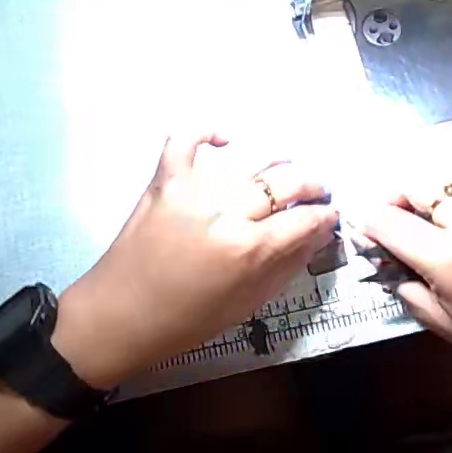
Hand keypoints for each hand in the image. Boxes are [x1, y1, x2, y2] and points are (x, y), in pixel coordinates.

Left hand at [52, 133, 337, 387]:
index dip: (325, 217)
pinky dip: (204, 132)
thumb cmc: (189, 320)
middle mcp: (225, 213)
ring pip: (247, 161)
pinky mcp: (163, 182)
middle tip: (318, 193)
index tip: (331, 216)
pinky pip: (184, 141)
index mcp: (248, 249)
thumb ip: (287, 264)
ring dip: (276, 161)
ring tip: (286, 168)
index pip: (303, 220)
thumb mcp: (248, 302)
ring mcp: (191, 192)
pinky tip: (225, 138)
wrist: (119, 318)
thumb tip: (318, 235)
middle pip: (284, 183)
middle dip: (311, 186)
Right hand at [355, 179, 451, 419]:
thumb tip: (383, 255)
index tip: (365, 222)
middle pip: (421, 180)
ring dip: (441, 190)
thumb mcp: (446, 325)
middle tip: (403, 212)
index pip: (389, 220)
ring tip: (443, 212)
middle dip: (402, 193)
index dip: (368, 218)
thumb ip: (407, 284)